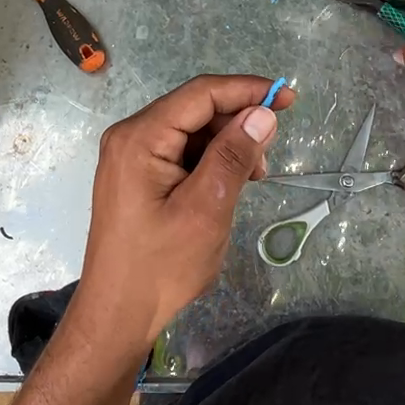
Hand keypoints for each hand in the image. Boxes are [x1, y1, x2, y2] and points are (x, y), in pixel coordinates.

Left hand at [73, 76, 294, 352]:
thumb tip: (262, 113)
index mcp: (140, 137)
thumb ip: (233, 156)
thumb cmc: (161, 266)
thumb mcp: (206, 210)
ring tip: (251, 178)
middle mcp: (130, 136)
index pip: (200, 94)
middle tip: (268, 157)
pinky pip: (179, 151)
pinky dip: (209, 160)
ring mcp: (130, 155)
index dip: (246, 90)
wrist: (117, 314)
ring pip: (190, 130)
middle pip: (194, 109)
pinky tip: (228, 184)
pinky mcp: (136, 174)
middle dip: (236, 123)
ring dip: (226, 145)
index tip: (288, 98)